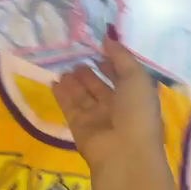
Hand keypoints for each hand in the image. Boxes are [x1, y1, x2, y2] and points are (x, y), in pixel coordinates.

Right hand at [53, 36, 162, 175]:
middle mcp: (116, 107)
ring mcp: (97, 118)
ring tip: (63, 67)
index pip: (121, 76)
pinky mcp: (79, 127)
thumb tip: (108, 37)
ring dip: (74, 82)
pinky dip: (61, 95)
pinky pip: (69, 107)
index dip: (111, 63)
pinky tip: (54, 81)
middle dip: (89, 73)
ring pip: (82, 96)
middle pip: (99, 86)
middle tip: (75, 57)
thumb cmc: (136, 111)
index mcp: (135, 96)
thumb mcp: (136, 77)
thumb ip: (121, 56)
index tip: (97, 48)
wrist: (124, 151)